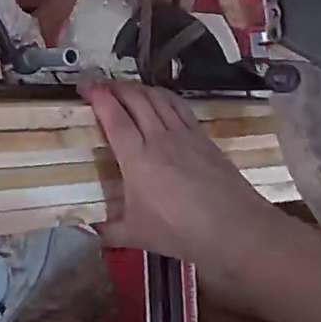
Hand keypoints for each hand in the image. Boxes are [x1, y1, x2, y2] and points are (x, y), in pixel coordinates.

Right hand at [81, 81, 305, 290]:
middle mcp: (159, 137)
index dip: (97, 96)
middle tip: (98, 85)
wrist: (237, 230)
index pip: (113, 115)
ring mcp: (184, 135)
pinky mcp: (203, 138)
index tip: (83, 87)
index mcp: (137, 157)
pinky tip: (157, 99)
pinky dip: (162, 96)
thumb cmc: (180, 231)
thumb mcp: (135, 235)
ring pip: (158, 97)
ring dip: (137, 87)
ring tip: (123, 89)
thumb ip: (106, 230)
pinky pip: (178, 106)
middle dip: (113, 86)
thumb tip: (83, 229)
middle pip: (135, 98)